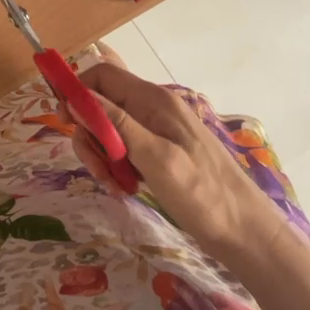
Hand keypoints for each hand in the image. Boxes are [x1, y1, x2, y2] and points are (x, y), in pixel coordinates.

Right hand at [68, 44, 289, 261]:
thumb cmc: (203, 194)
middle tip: (96, 167)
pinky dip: (115, 166)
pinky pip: (123, 149)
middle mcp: (153, 109)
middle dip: (88, 134)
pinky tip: (124, 188)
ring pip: (108, 130)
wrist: (245, 234)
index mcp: (154, 101)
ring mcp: (156, 131)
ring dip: (100, 155)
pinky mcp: (158, 152)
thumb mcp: (155, 157)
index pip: (102, 75)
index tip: (64, 121)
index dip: (77, 91)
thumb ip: (116, 123)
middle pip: (100, 104)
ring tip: (113, 184)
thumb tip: (78, 95)